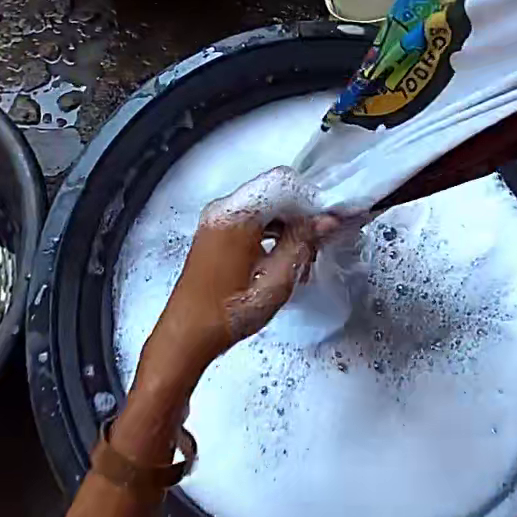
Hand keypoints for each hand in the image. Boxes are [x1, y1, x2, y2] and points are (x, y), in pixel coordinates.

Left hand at [132, 168, 336, 403]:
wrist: (188, 334)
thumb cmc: (227, 313)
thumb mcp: (277, 280)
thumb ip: (302, 244)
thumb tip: (324, 220)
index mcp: (236, 214)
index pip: (283, 182)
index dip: (311, 200)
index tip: (328, 220)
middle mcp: (223, 208)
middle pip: (274, 192)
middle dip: (301, 214)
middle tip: (320, 241)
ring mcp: (217, 219)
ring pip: (264, 206)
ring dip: (288, 225)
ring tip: (304, 256)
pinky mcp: (216, 233)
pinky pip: (251, 219)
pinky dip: (271, 232)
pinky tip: (283, 257)